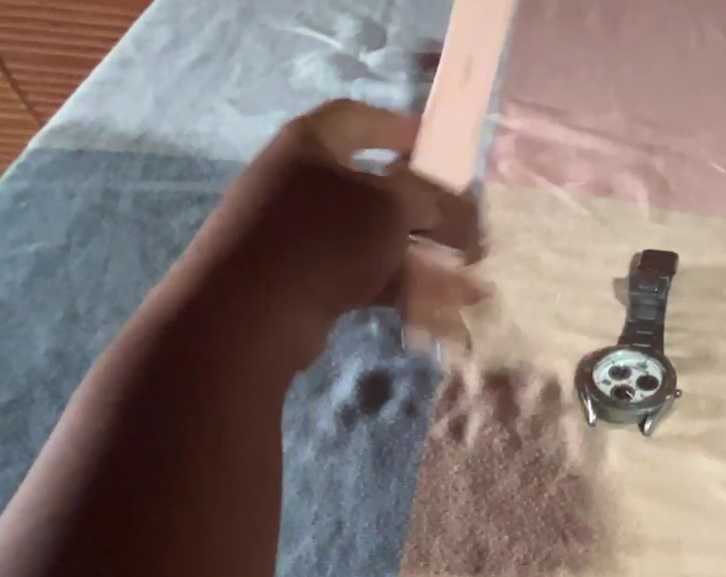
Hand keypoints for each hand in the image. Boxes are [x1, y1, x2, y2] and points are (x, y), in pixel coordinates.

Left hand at [186, 100, 485, 338]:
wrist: (257, 308)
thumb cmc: (325, 238)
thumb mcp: (389, 205)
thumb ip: (426, 196)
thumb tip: (445, 202)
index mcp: (313, 144)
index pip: (360, 120)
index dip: (401, 129)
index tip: (438, 147)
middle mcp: (306, 181)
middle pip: (378, 186)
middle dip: (427, 209)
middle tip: (467, 227)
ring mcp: (307, 232)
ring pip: (379, 236)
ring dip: (424, 253)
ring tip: (468, 276)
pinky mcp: (311, 276)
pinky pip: (368, 271)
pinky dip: (404, 283)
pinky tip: (440, 302)